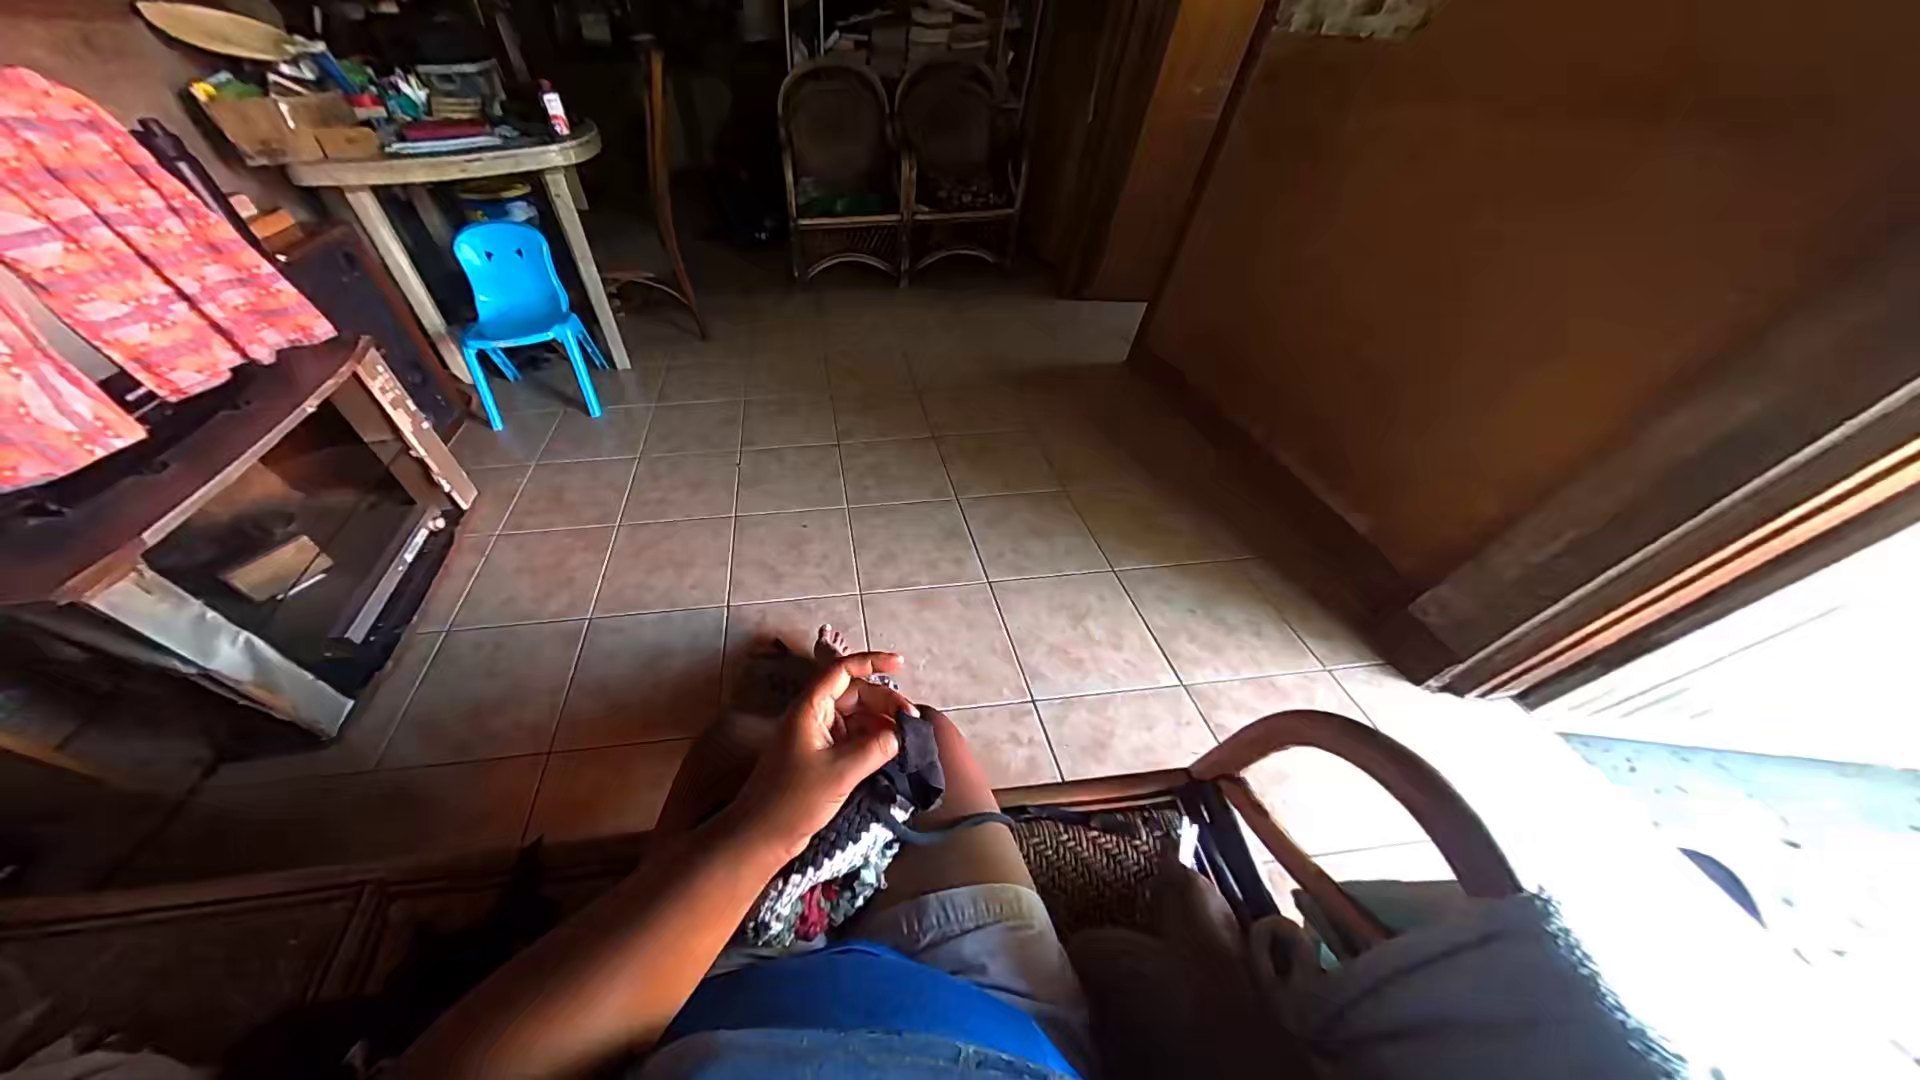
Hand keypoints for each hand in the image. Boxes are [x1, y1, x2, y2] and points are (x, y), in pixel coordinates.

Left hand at [727, 652, 917, 860]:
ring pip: (856, 715)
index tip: (900, 664)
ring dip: (881, 721)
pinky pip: (853, 736)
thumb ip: (876, 748)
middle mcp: (813, 715)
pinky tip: (891, 749)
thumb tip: (901, 735)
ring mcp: (817, 735)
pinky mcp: (821, 755)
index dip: (872, 661)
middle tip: (911, 719)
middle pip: (855, 693)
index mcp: (810, 708)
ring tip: (905, 736)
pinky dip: (873, 738)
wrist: (759, 838)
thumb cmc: (792, 801)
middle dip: (884, 701)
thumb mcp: (840, 772)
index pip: (842, 670)